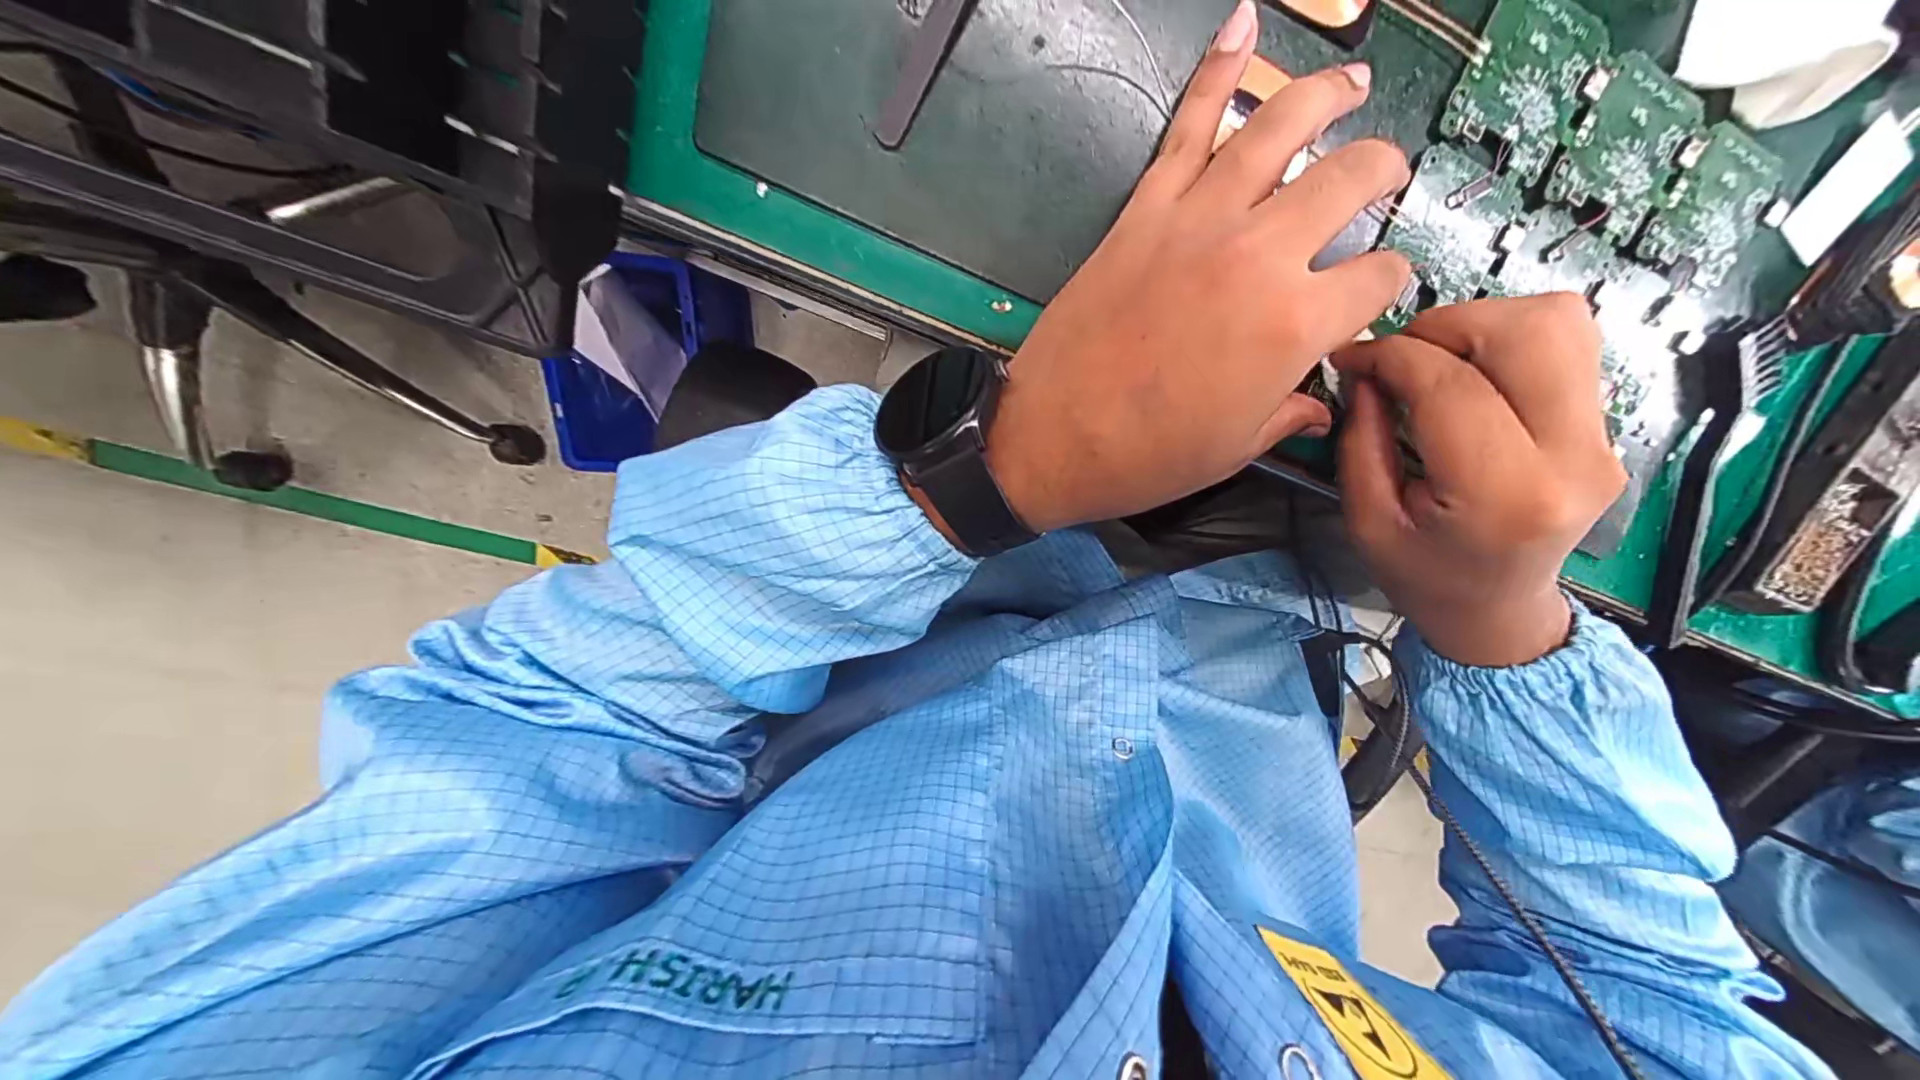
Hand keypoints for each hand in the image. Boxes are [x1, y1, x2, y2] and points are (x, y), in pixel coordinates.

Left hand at [981, 0, 1411, 532]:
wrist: (1049, 440)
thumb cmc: (1144, 457)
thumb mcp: (1234, 449)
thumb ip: (1288, 413)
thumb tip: (1318, 401)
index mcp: (1295, 324)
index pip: (1378, 279)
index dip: (1386, 288)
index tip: (1372, 296)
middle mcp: (1259, 254)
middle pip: (1351, 178)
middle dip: (1382, 174)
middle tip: (1382, 179)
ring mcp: (1197, 222)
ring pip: (1279, 127)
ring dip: (1326, 95)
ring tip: (1350, 86)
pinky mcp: (1143, 213)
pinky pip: (1185, 126)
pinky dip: (1215, 70)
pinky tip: (1243, 27)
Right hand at [1331, 294, 1626, 666]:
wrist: (1497, 609)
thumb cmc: (1423, 575)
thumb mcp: (1366, 519)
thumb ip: (1362, 441)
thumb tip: (1367, 371)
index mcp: (1503, 495)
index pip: (1452, 385)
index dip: (1392, 356)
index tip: (1351, 357)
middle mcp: (1572, 457)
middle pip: (1530, 332)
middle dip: (1448, 324)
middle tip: (1400, 353)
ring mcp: (1601, 439)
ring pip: (1561, 323)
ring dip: (1482, 323)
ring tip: (1434, 358)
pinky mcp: (1603, 427)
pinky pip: (1567, 346)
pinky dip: (1508, 340)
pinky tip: (1469, 371)